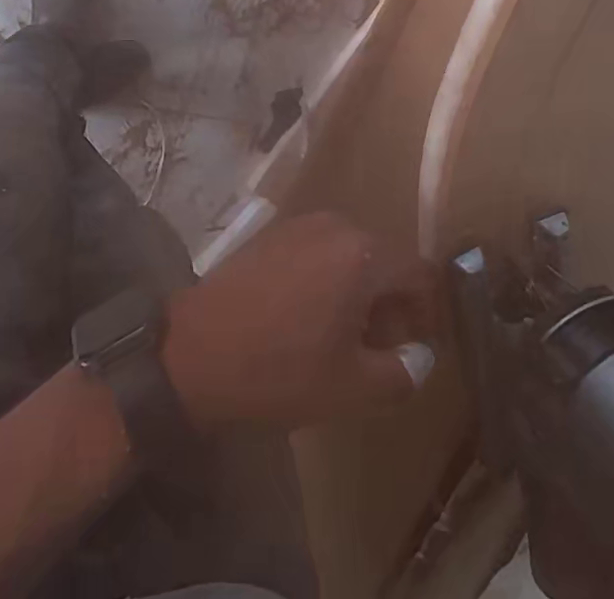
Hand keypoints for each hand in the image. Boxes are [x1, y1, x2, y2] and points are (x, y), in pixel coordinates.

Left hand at [160, 212, 440, 430]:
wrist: (184, 358)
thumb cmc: (276, 372)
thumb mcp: (349, 388)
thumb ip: (402, 373)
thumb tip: (422, 357)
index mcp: (365, 255)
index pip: (421, 275)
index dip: (429, 312)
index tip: (419, 347)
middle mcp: (339, 227)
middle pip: (387, 263)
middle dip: (393, 305)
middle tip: (381, 349)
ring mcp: (302, 226)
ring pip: (353, 257)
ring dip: (360, 293)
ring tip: (343, 336)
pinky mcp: (272, 235)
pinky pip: (320, 253)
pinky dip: (329, 281)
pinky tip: (307, 318)